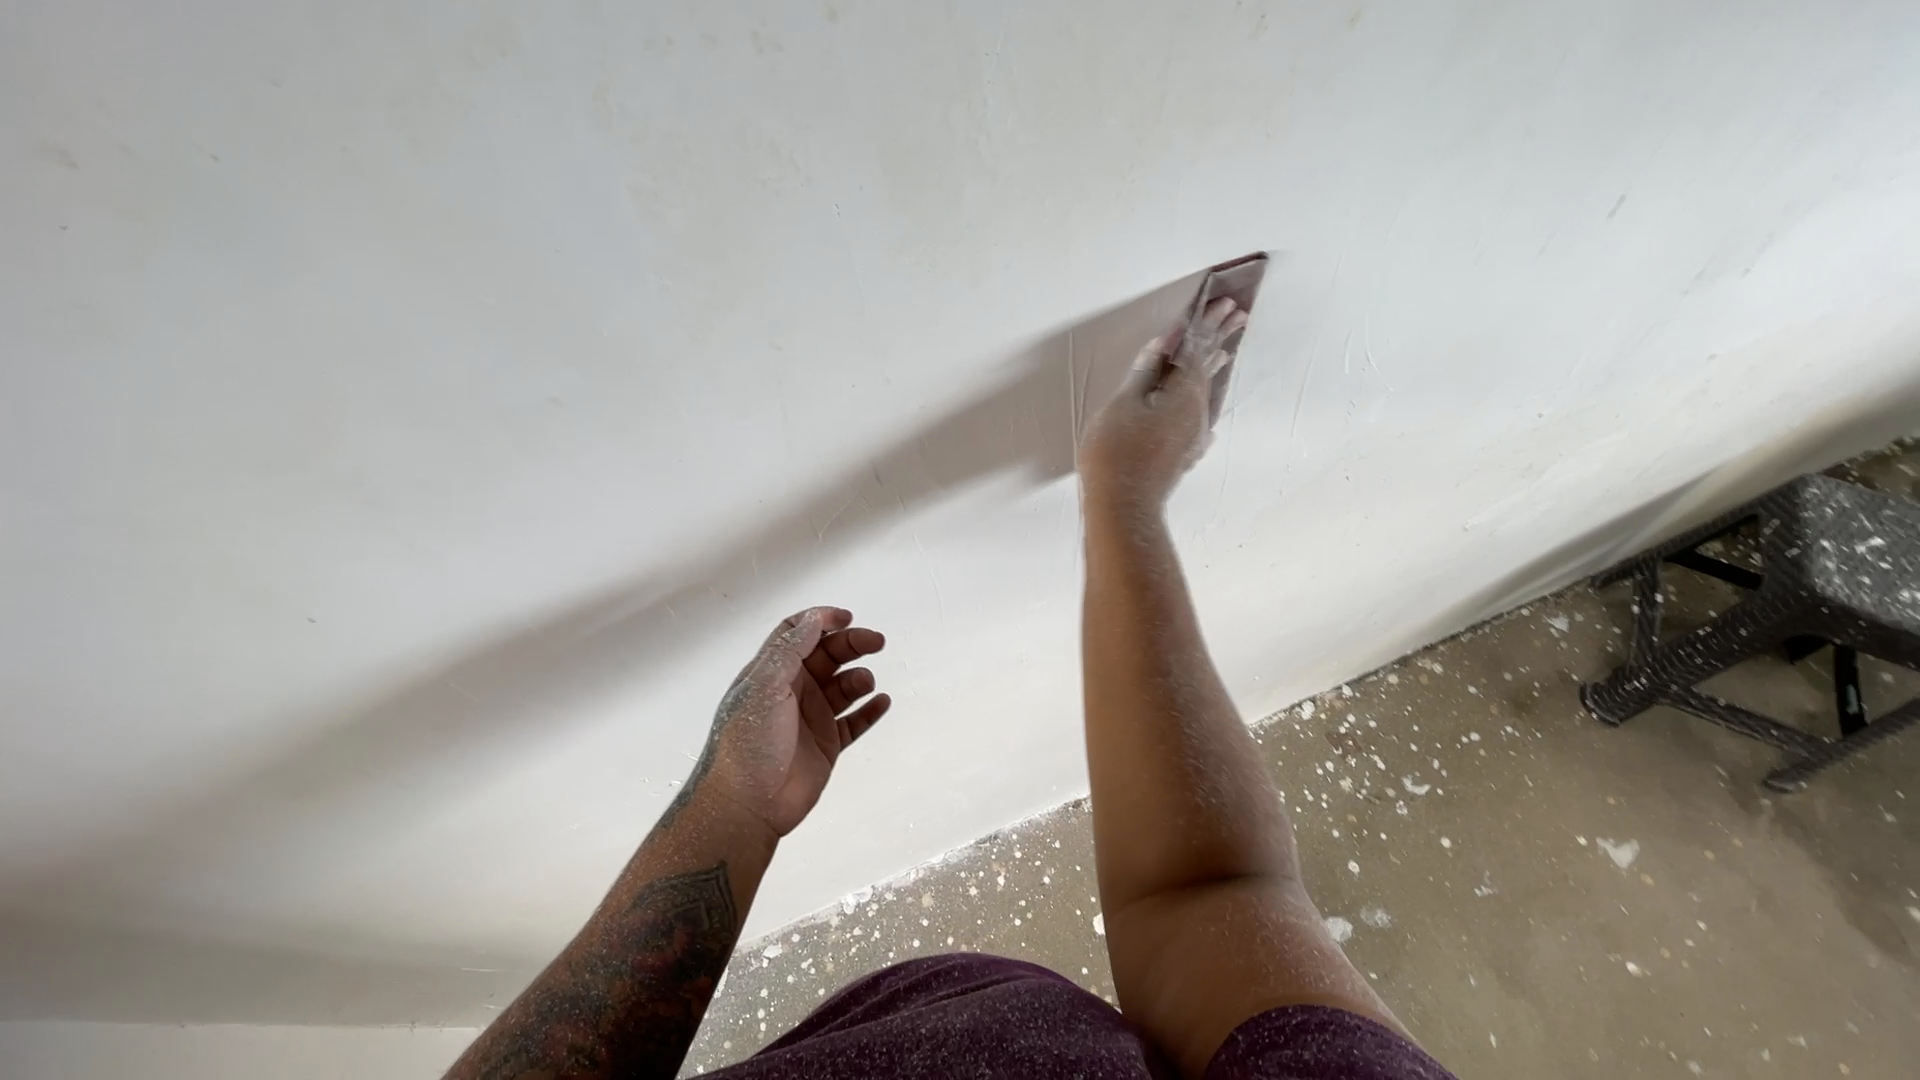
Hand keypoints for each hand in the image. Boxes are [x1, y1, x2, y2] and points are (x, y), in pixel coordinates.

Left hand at [691, 606, 889, 837]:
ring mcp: (811, 718)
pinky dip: (870, 710)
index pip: (797, 633)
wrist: (746, 806)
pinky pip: (855, 722)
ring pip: (844, 686)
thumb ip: (790, 651)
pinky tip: (882, 702)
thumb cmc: (747, 743)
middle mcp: (793, 691)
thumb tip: (814, 619)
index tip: (846, 618)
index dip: (821, 620)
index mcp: (772, 673)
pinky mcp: (827, 745)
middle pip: (828, 655)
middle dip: (852, 643)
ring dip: (860, 678)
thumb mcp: (763, 688)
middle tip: (876, 641)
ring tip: (865, 683)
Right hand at [1078, 297, 1247, 514]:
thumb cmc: (1115, 452)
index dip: (1208, 324)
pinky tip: (1206, 422)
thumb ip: (1144, 373)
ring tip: (1224, 354)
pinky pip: (1196, 421)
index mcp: (1182, 393)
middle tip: (1237, 316)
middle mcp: (1195, 413)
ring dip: (1211, 370)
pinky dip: (1199, 406)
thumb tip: (1163, 345)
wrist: (1122, 506)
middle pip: (1207, 369)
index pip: (1196, 349)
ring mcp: (1191, 437)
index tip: (1226, 304)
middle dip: (1219, 340)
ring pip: (1204, 394)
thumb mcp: (1122, 404)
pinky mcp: (1182, 456)